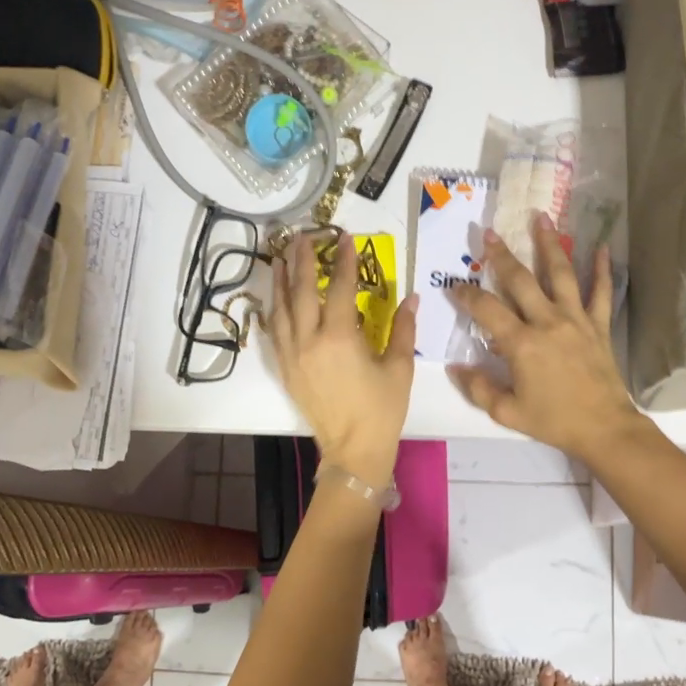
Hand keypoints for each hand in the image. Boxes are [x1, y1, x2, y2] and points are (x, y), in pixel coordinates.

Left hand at [267, 231, 417, 483]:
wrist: (353, 450)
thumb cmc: (381, 411)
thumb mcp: (399, 368)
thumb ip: (403, 329)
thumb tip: (412, 297)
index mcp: (340, 337)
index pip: (339, 287)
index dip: (343, 260)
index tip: (345, 238)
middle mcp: (310, 341)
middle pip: (301, 290)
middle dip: (301, 260)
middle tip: (302, 236)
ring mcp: (293, 356)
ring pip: (281, 309)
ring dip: (281, 281)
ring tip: (281, 258)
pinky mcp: (287, 370)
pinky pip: (275, 333)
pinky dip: (273, 312)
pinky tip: (274, 299)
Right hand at [448, 213, 644, 458]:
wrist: (603, 427)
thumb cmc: (552, 421)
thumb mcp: (506, 412)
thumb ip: (478, 387)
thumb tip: (456, 368)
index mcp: (521, 344)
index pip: (487, 310)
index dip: (467, 296)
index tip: (453, 286)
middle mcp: (548, 322)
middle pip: (521, 280)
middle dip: (502, 256)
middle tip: (489, 233)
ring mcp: (576, 320)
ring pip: (561, 274)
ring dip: (549, 245)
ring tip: (541, 218)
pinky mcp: (599, 326)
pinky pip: (601, 293)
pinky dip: (601, 270)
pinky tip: (602, 247)